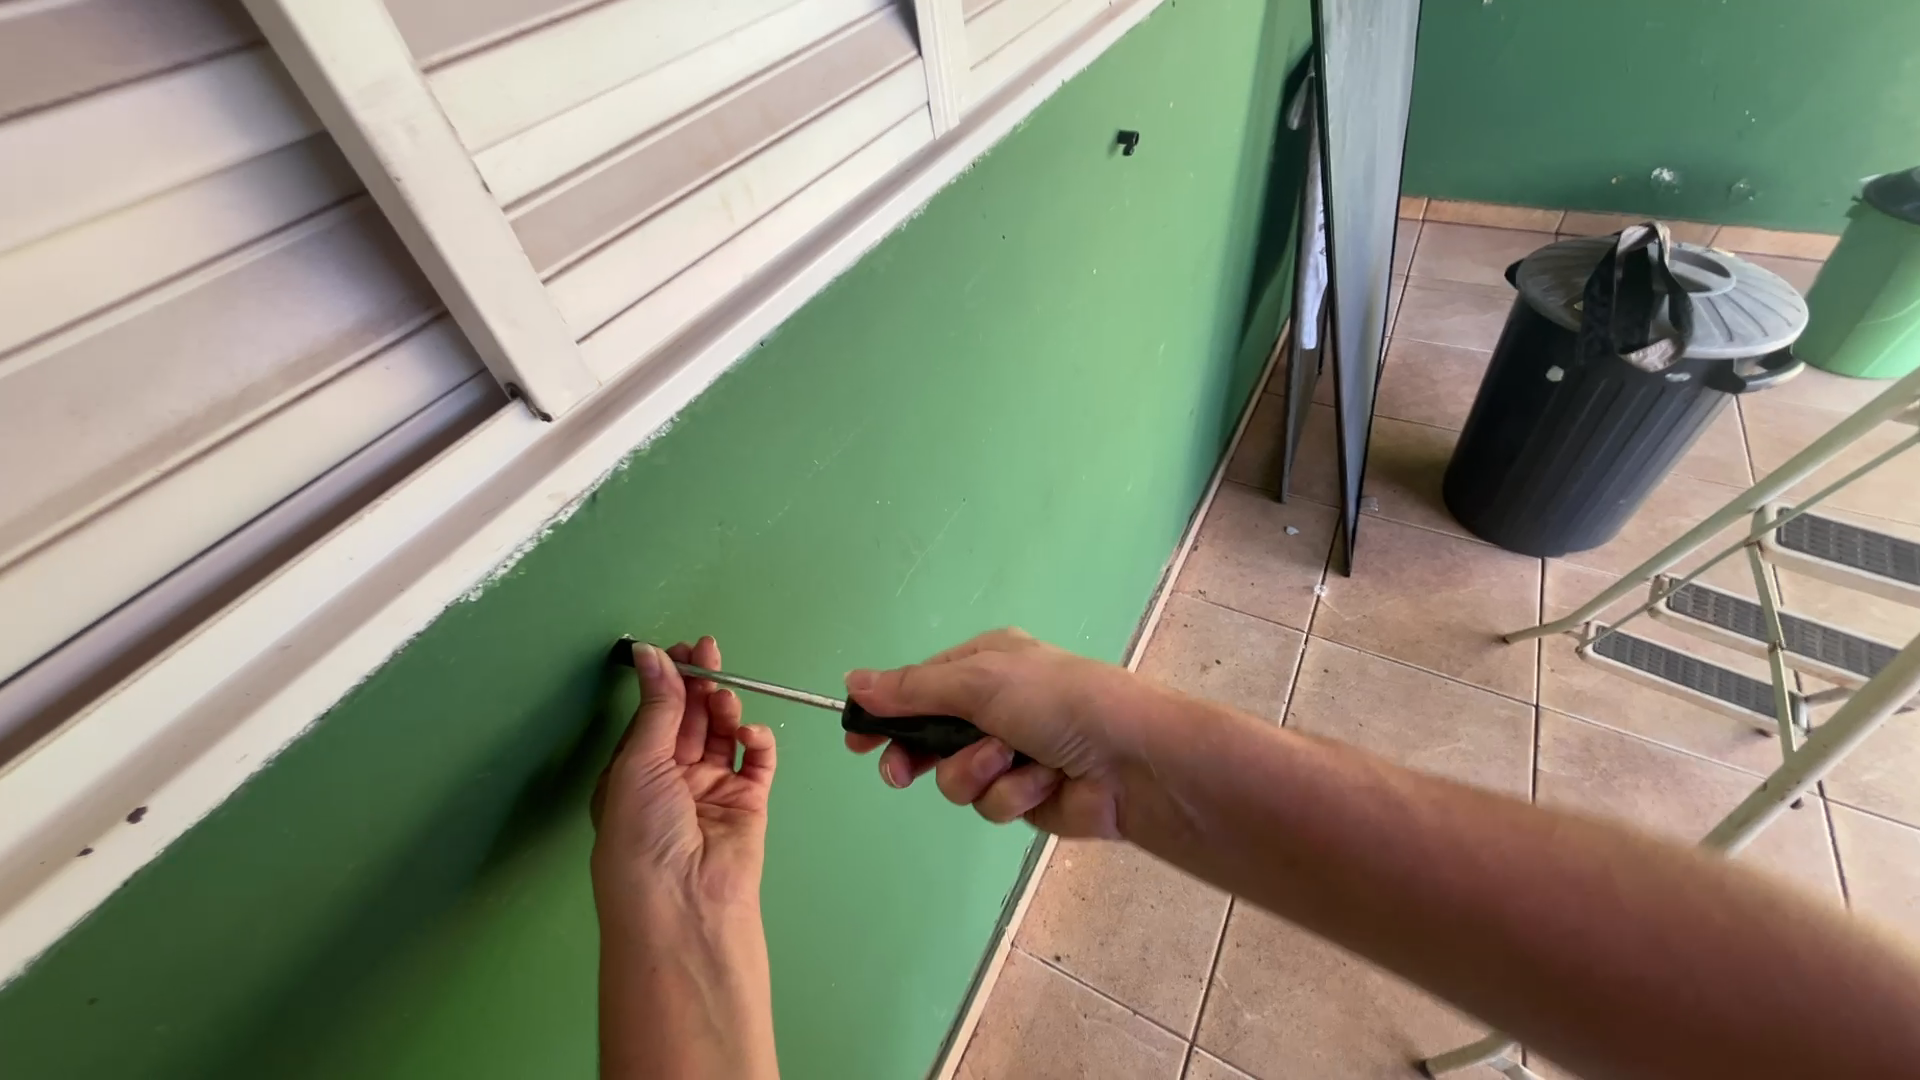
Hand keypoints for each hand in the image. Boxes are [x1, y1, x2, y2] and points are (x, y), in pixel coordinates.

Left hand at [592, 636, 776, 913]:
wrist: (685, 906)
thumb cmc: (644, 835)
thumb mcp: (639, 765)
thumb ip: (657, 707)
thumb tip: (650, 652)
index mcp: (635, 772)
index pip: (654, 715)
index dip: (667, 681)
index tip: (681, 649)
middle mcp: (672, 778)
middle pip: (689, 718)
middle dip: (699, 683)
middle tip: (709, 649)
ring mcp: (712, 789)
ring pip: (721, 733)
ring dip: (723, 709)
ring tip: (725, 697)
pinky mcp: (749, 799)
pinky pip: (756, 759)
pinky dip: (756, 741)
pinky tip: (748, 734)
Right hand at [843, 628, 1167, 838]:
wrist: (1130, 760)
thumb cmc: (1055, 701)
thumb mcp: (979, 683)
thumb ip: (913, 689)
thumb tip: (852, 680)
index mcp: (985, 665)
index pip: (918, 686)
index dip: (886, 712)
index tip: (856, 737)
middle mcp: (995, 706)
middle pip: (930, 737)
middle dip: (920, 755)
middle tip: (901, 770)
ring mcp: (1010, 753)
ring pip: (956, 777)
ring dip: (978, 772)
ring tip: (1010, 760)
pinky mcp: (1025, 795)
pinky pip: (991, 802)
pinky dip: (1012, 794)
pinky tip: (1043, 782)